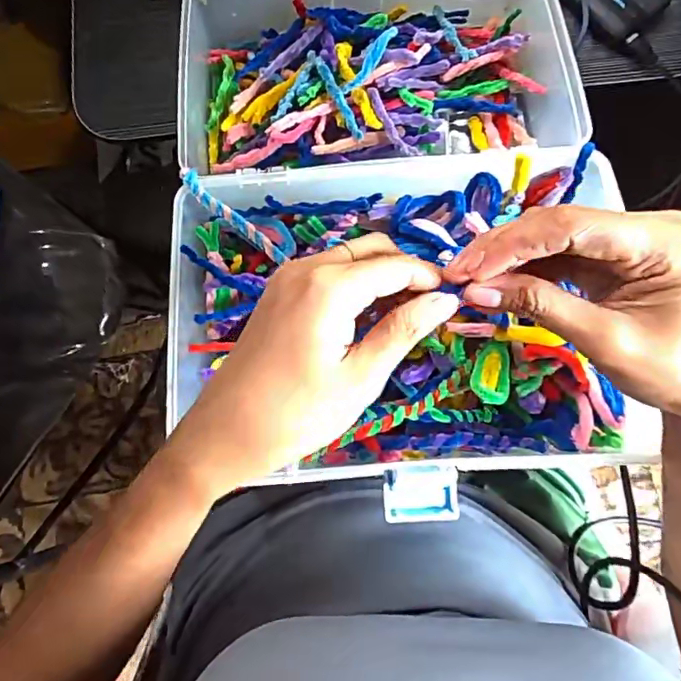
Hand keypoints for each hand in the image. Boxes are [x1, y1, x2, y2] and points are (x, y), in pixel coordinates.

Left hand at [164, 234, 457, 496]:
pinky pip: (327, 271)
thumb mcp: (359, 378)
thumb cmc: (296, 414)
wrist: (226, 431)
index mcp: (329, 287)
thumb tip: (443, 301)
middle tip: (430, 306)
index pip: (394, 265)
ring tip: (403, 316)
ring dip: (380, 274)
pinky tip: (367, 316)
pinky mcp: (279, 291)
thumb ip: (402, 331)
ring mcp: (287, 277)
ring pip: (349, 256)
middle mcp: (306, 268)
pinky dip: (354, 282)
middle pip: (371, 249)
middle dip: (406, 269)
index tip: (453, 297)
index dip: (428, 278)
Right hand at [443, 207, 680, 432]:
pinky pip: (564, 255)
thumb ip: (541, 306)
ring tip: (470, 278)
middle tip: (459, 273)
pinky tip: (498, 281)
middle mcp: (649, 227)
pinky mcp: (618, 258)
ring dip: (511, 258)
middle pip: (561, 226)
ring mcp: (633, 241)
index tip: (470, 269)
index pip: (573, 227)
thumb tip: (478, 289)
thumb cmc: (677, 376)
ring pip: (556, 238)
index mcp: (664, 240)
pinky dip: (529, 270)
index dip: (514, 245)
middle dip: (506, 249)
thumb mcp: (606, 341)